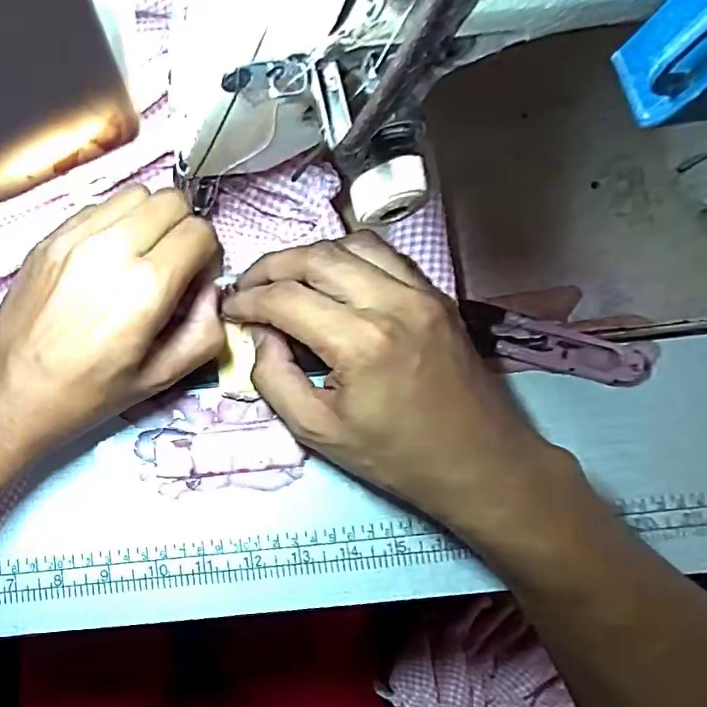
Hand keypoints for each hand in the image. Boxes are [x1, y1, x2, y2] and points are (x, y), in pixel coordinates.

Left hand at [0, 186, 223, 468]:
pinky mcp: (49, 237)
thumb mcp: (161, 379)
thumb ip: (204, 333)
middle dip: (185, 230)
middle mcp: (111, 248)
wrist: (11, 392)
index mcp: (145, 287)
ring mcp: (74, 236)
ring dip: (151, 220)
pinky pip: (98, 206)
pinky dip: (116, 224)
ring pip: (136, 194)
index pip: (200, 232)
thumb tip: (210, 293)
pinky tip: (106, 263)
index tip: (195, 284)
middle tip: (173, 268)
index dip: (208, 257)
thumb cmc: (88, 394)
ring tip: (140, 260)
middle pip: (172, 201)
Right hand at [221, 231, 577, 526]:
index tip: (229, 309)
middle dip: (271, 267)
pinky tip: (332, 278)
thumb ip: (275, 379)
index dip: (247, 300)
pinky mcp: (437, 295)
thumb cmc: (395, 457)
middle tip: (247, 286)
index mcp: (361, 343)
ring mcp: (422, 293)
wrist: (478, 462)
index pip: (286, 299)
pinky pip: (385, 255)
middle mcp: (393, 303)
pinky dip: (348, 256)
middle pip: (316, 257)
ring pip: (351, 244)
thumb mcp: (318, 433)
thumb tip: (262, 336)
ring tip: (285, 278)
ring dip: (309, 255)